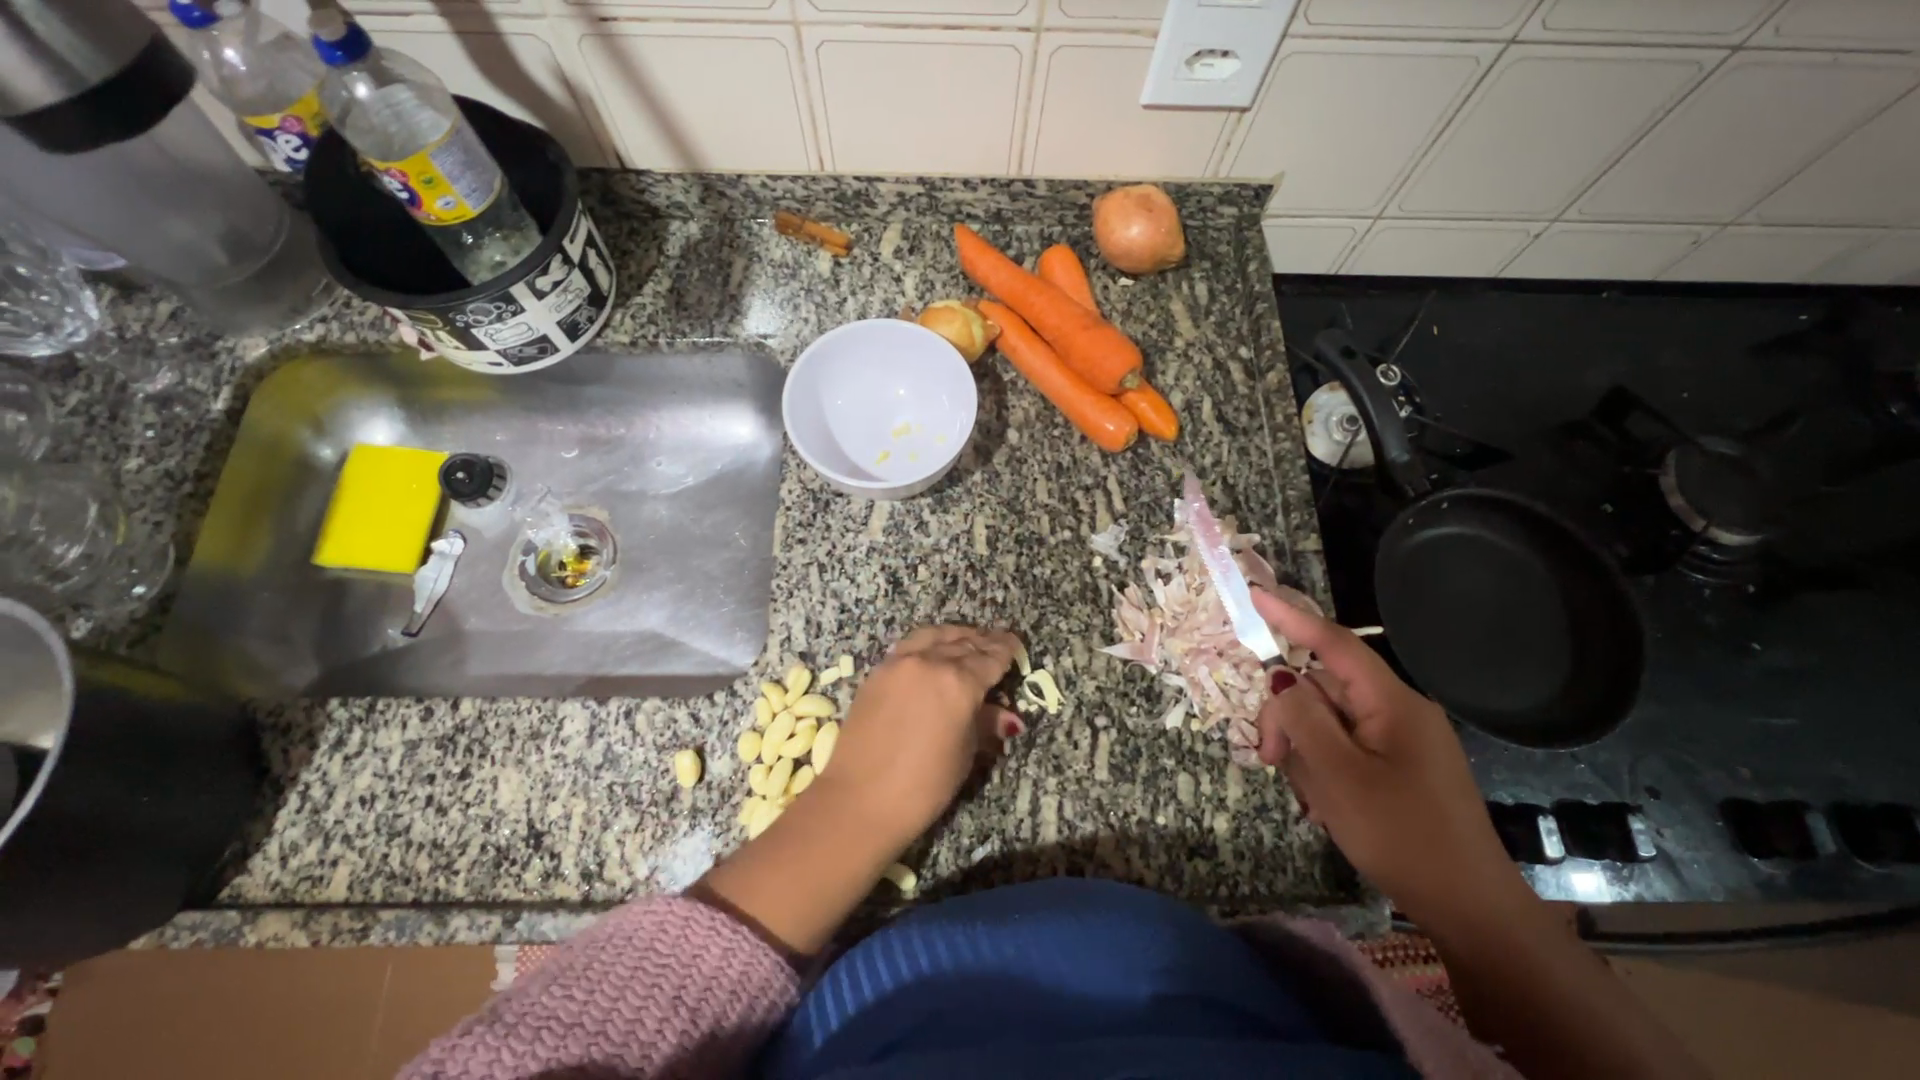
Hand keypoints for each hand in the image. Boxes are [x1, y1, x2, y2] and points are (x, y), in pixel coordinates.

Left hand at [813, 625, 1023, 849]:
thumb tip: (1008, 717)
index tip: (1015, 644)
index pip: (990, 659)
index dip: (1006, 651)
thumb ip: (984, 724)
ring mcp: (899, 664)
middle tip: (998, 641)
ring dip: (955, 636)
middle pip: (964, 645)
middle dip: (984, 642)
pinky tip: (933, 649)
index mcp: (959, 683)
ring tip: (968, 639)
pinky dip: (929, 642)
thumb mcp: (964, 754)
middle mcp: (930, 663)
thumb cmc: (923, 785)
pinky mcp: (877, 672)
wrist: (859, 799)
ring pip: (935, 637)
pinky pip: (910, 645)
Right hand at [1251, 591, 1530, 928]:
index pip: (1336, 644)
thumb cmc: (1401, 835)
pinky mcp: (1401, 770)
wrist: (1469, 906)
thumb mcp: (1338, 777)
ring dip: (1305, 753)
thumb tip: (1282, 681)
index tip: (1254, 597)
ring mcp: (1402, 742)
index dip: (1293, 618)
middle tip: (1265, 759)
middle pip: (1324, 690)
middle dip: (1288, 718)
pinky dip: (1325, 771)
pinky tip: (1324, 808)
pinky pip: (1347, 751)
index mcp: (1393, 703)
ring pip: (1330, 724)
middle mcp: (1399, 712)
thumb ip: (1304, 720)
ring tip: (1309, 799)